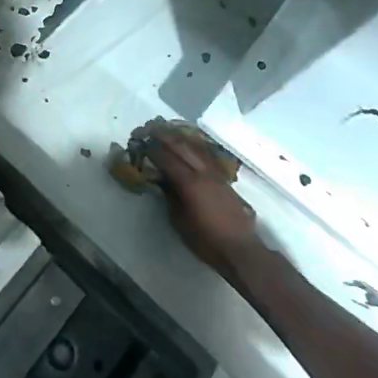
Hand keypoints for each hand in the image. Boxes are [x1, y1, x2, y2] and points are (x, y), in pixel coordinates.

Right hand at [150, 134, 258, 276]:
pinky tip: (188, 144)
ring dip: (178, 136)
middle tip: (147, 129)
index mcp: (189, 183)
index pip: (166, 158)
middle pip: (181, 145)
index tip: (138, 141)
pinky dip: (193, 145)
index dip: (150, 148)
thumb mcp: (179, 221)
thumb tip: (161, 180)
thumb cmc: (205, 240)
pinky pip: (205, 154)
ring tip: (164, 130)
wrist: (239, 248)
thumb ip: (169, 197)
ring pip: (195, 146)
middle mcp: (203, 172)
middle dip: (162, 135)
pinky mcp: (223, 178)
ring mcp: (215, 173)